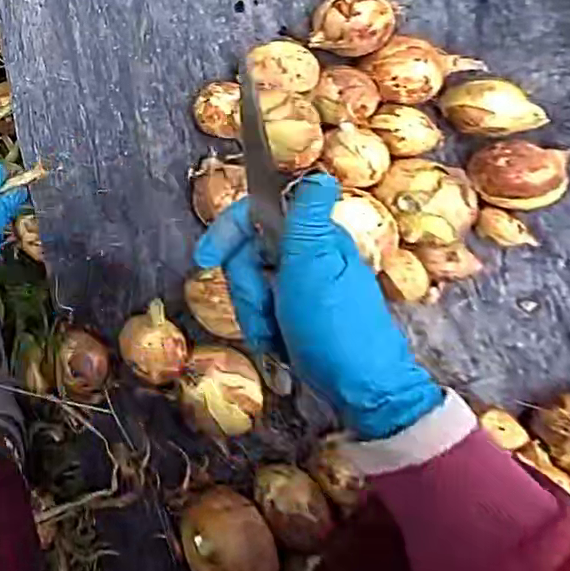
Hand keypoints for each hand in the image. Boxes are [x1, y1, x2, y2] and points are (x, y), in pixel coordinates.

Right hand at [194, 173, 442, 439]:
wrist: (365, 394)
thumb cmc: (337, 328)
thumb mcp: (315, 268)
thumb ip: (306, 219)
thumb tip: (320, 176)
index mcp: (312, 236)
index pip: (254, 213)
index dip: (226, 231)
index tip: (204, 258)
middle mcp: (304, 253)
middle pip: (245, 252)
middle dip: (245, 286)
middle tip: (264, 311)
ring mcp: (299, 284)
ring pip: (248, 283)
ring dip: (252, 312)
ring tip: (273, 334)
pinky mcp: (293, 310)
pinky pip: (258, 308)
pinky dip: (260, 327)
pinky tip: (277, 342)